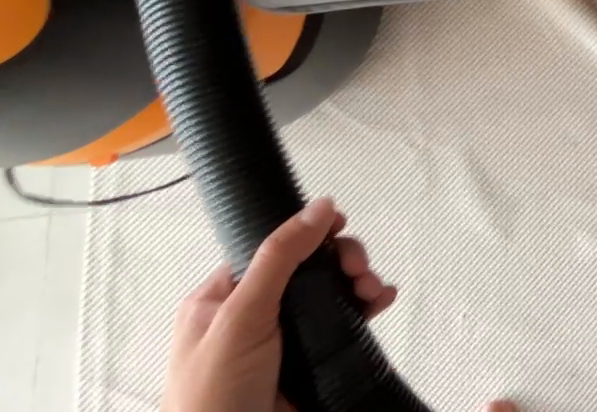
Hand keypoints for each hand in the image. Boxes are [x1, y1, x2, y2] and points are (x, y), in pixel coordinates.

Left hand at [161, 196, 512, 411]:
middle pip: (311, 265)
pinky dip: (369, 305)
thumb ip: (279, 259)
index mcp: (223, 299)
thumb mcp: (240, 319)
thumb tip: (320, 205)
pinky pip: (348, 318)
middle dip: (343, 260)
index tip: (340, 227)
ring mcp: (287, 335)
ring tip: (374, 291)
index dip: (310, 234)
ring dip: (361, 281)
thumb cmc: (214, 399)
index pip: (273, 248)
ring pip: (334, 289)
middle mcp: (255, 313)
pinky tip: (382, 300)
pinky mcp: (314, 356)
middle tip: (359, 270)